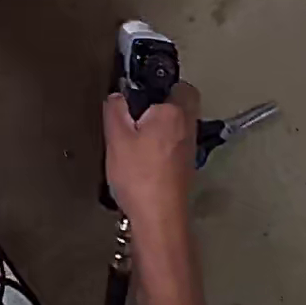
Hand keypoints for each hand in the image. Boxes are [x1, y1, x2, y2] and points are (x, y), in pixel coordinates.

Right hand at [104, 82, 200, 231]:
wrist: (159, 220)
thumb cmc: (140, 176)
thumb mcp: (116, 137)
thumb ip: (115, 108)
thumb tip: (118, 96)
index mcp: (174, 112)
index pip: (179, 84)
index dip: (161, 84)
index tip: (142, 89)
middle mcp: (188, 127)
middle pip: (184, 103)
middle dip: (165, 103)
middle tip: (143, 108)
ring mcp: (190, 149)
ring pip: (181, 125)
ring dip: (165, 125)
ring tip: (140, 133)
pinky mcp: (187, 168)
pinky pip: (177, 144)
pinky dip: (165, 145)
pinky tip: (146, 157)